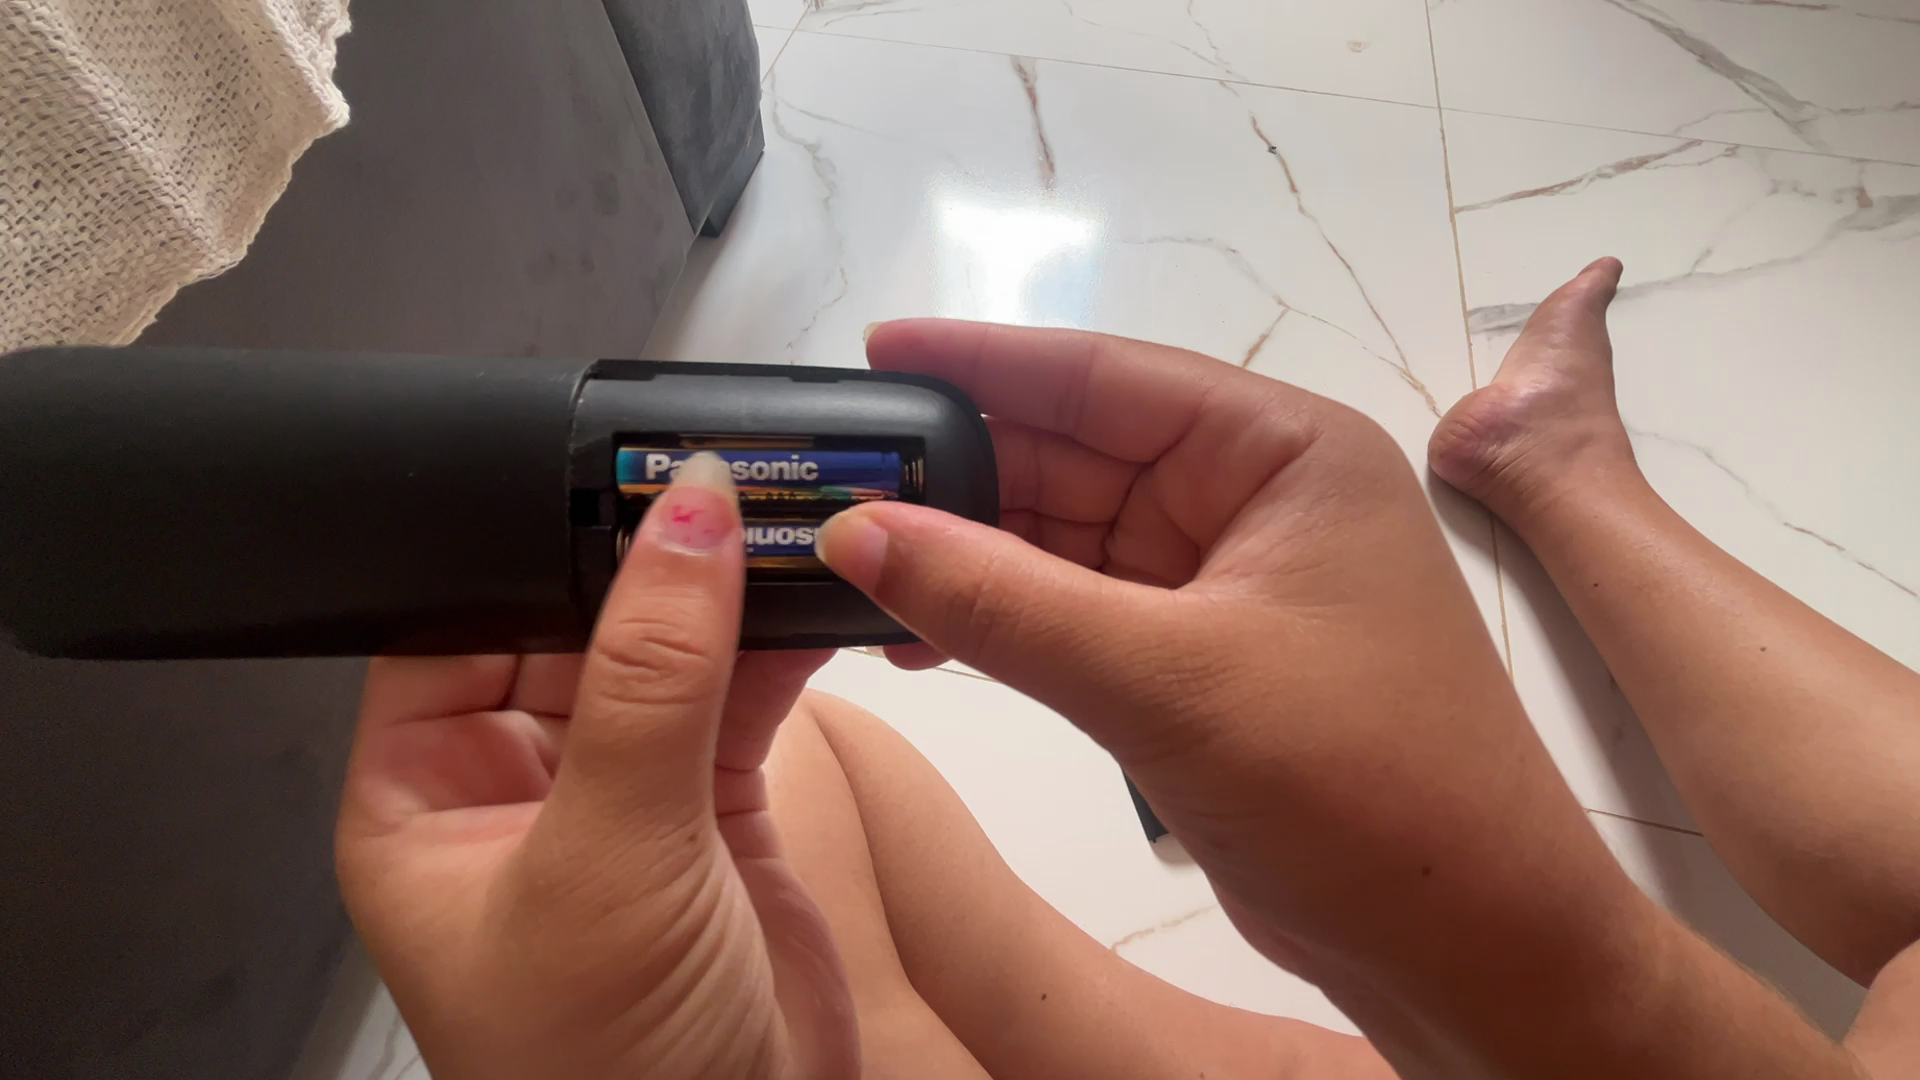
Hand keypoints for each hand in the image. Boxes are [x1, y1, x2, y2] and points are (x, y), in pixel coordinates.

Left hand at [336, 453, 855, 1079]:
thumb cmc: (612, 1067)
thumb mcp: (609, 855)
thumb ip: (651, 679)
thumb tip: (687, 523)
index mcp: (436, 789)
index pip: (471, 618)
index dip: (541, 542)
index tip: (625, 472)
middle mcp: (532, 774)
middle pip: (591, 622)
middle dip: (658, 559)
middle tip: (728, 486)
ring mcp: (638, 781)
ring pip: (682, 651)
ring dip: (734, 596)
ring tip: (784, 529)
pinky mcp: (723, 792)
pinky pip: (748, 688)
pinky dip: (785, 642)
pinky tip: (814, 602)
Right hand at [817, 321, 1841, 1077]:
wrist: (1464, 949)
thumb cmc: (1359, 792)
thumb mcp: (1164, 680)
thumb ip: (1002, 603)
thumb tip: (858, 533)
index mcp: (1276, 452)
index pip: (1104, 377)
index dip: (982, 359)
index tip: (877, 350)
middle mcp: (1241, 496)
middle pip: (1070, 457)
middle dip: (956, 471)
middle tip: (842, 484)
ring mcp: (1208, 575)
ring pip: (1058, 538)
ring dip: (965, 554)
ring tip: (860, 563)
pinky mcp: (1181, 648)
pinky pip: (1065, 606)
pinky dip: (995, 616)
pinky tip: (919, 635)